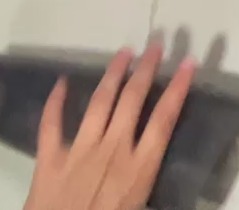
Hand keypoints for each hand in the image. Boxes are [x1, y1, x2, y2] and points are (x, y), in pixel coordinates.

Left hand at [22, 44, 196, 209]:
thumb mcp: (139, 207)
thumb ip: (146, 182)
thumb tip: (154, 161)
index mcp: (138, 169)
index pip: (164, 119)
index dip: (178, 88)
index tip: (188, 63)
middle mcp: (112, 152)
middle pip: (133, 101)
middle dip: (146, 69)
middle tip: (156, 45)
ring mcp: (79, 153)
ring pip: (100, 103)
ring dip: (113, 74)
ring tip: (124, 52)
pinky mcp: (49, 162)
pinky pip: (51, 125)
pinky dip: (55, 101)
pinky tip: (61, 80)